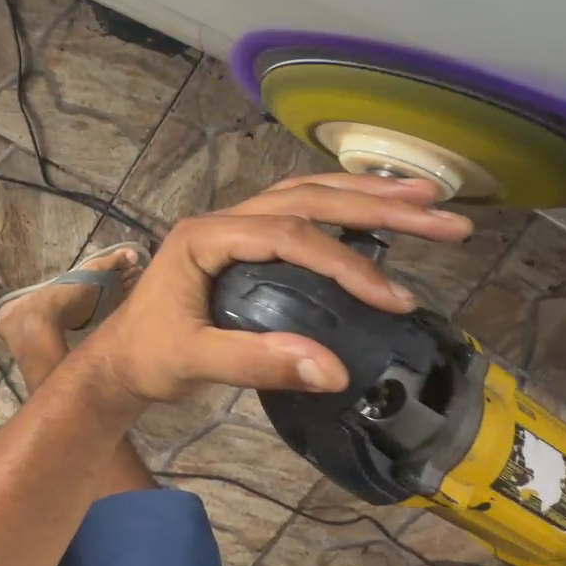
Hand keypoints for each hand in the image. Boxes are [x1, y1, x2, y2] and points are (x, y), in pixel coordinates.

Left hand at [83, 173, 471, 401]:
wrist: (119, 358)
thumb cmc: (148, 356)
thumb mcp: (193, 361)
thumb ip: (254, 362)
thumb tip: (332, 370)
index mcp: (202, 238)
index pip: (286, 235)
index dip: (344, 263)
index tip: (396, 298)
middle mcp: (218, 221)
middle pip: (303, 199)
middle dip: (376, 205)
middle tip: (446, 218)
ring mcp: (229, 228)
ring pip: (301, 195)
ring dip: (363, 195)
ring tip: (427, 197)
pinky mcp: (241, 243)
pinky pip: (295, 212)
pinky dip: (339, 210)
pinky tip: (375, 214)